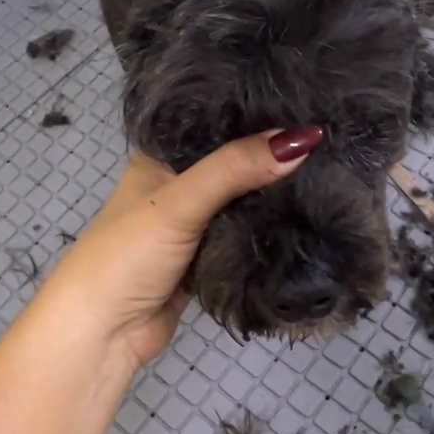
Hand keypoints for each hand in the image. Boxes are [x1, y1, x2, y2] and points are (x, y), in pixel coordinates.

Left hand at [34, 126, 322, 367]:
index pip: (214, 118)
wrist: (102, 336)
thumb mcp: (179, 202)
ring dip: (276, 190)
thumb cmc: (126, 256)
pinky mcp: (210, 255)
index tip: (308, 97)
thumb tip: (304, 138)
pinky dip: (270, 225)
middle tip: (331, 131)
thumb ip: (235, 169)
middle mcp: (178, 181)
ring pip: (245, 197)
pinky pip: (247, 231)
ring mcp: (195, 220)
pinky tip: (309, 208)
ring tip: (331, 162)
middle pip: (235, 158)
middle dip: (273, 152)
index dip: (256, 109)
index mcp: (160, 153)